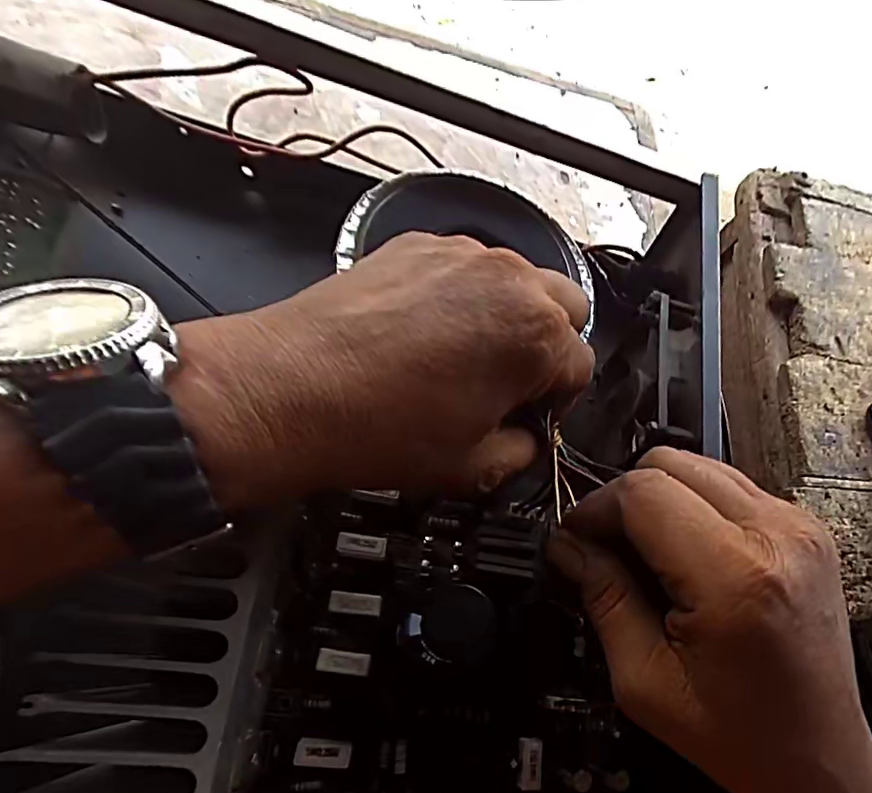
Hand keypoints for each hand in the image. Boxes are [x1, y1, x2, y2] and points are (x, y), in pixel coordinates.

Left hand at [170, 232, 594, 506]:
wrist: (289, 393)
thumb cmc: (376, 425)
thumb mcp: (475, 466)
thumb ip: (525, 450)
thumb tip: (528, 438)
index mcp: (535, 336)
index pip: (582, 366)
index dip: (560, 400)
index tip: (533, 415)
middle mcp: (507, 282)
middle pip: (567, 308)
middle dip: (551, 346)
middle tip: (514, 382)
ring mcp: (461, 256)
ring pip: (521, 282)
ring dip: (512, 318)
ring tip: (469, 359)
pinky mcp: (417, 246)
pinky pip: (468, 269)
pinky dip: (467, 298)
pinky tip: (433, 337)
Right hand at [548, 448, 871, 792]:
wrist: (821, 758)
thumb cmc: (739, 737)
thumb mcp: (646, 682)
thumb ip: (604, 598)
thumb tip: (567, 546)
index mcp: (736, 577)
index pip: (644, 492)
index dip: (594, 508)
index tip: (573, 539)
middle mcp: (778, 535)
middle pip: (672, 463)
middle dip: (625, 498)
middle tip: (606, 548)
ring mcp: (801, 526)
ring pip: (703, 467)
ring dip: (662, 499)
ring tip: (648, 556)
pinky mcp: (809, 530)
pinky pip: (734, 489)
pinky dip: (698, 508)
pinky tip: (689, 556)